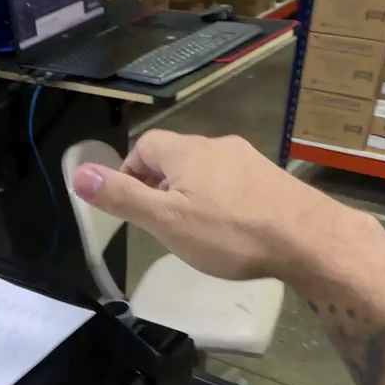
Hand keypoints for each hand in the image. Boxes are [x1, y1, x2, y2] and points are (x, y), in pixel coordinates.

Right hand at [71, 131, 384, 286]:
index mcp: (186, 153)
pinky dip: (219, 200)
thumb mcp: (165, 221)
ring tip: (190, 229)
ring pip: (205, 170)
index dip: (129, 173)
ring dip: (189, 193)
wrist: (306, 238)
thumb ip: (123, 198)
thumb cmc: (228, 233)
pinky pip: (232, 183)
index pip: (145, 147)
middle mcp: (217, 147)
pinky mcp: (270, 180)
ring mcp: (248, 161)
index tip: (129, 205)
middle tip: (156, 222)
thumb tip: (78, 175)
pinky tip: (227, 229)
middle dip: (159, 184)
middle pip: (175, 157)